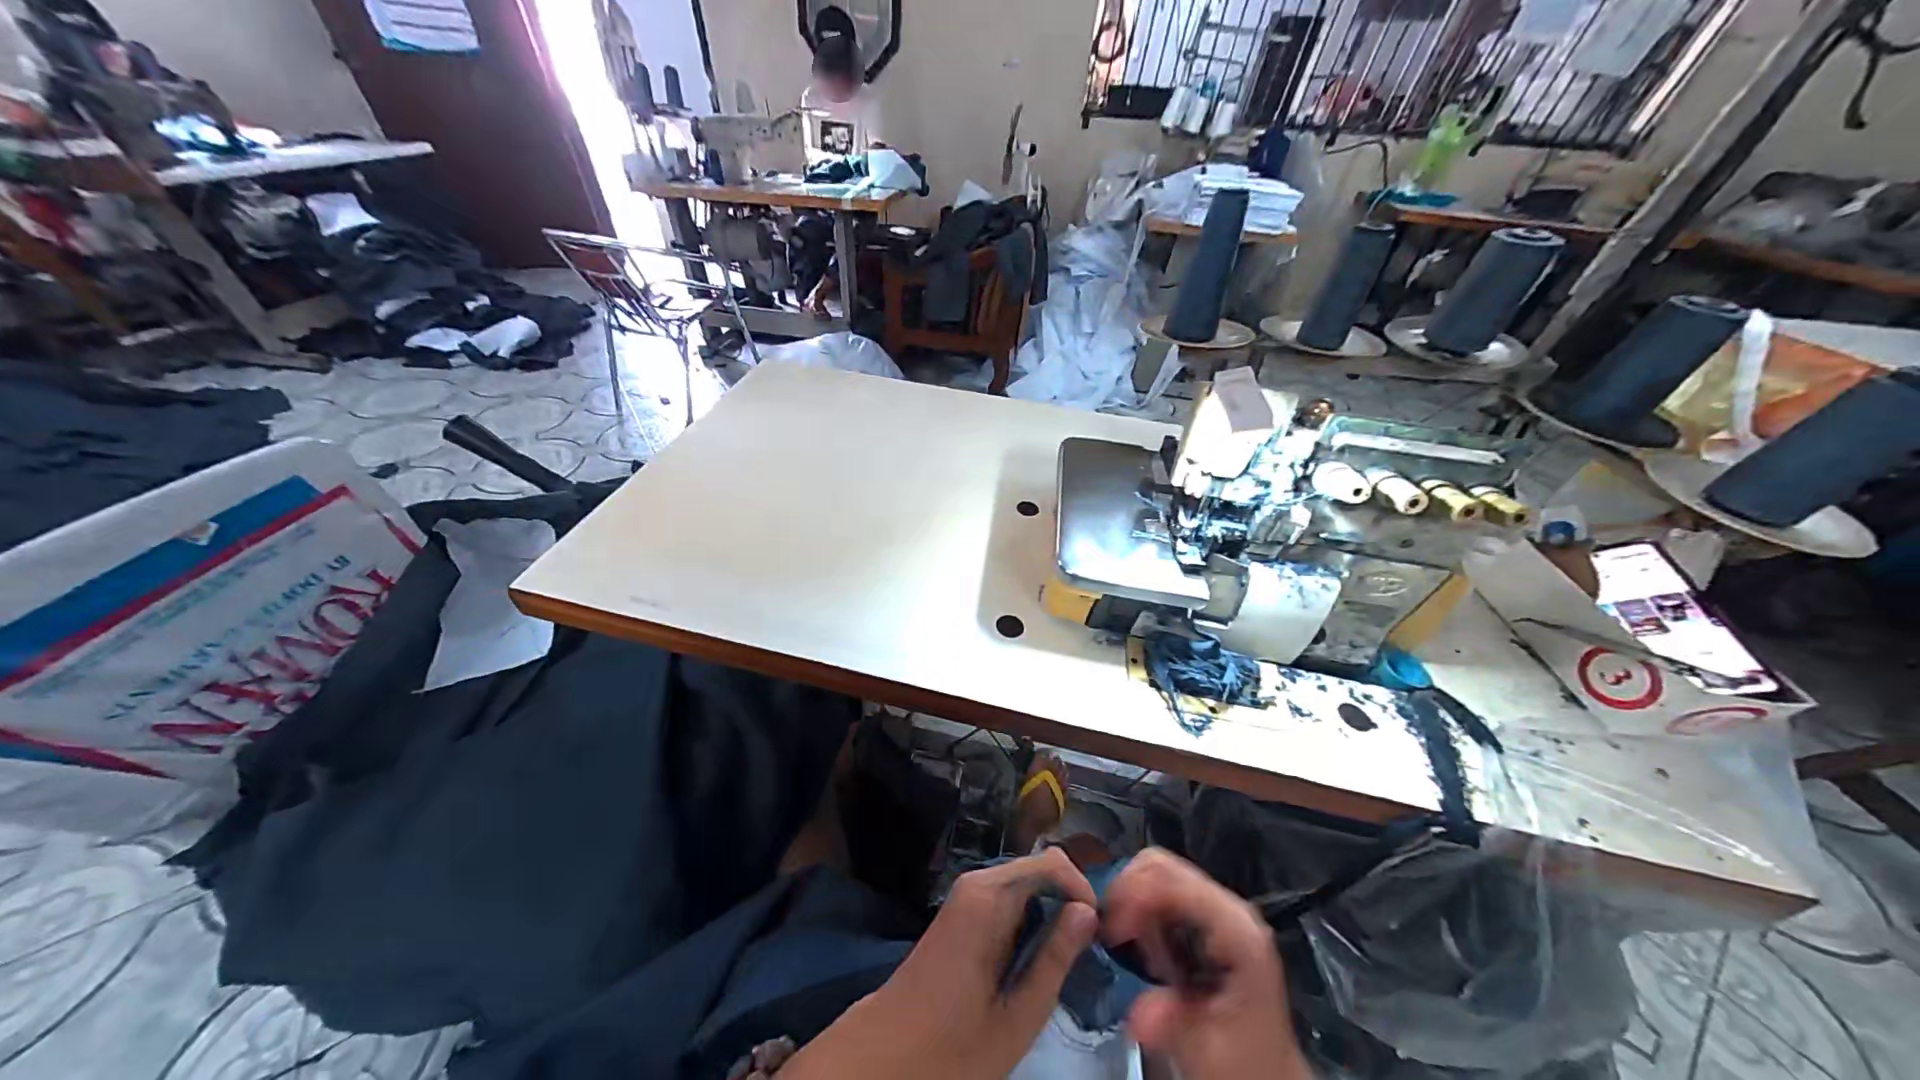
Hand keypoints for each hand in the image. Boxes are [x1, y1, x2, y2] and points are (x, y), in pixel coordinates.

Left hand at [784, 848, 1099, 1079]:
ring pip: (1025, 881)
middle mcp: (976, 882)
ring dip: (1050, 909)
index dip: (1082, 890)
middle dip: (1068, 899)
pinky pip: (1007, 896)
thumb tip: (1088, 912)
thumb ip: (1055, 957)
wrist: (885, 1054)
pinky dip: (1029, 916)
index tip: (1098, 935)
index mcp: (989, 898)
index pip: (1052, 862)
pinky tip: (1034, 957)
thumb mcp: (1018, 1014)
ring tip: (1065, 958)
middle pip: (1039, 868)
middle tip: (1086, 951)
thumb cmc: (953, 1046)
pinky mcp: (960, 909)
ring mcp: (964, 894)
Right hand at [1103, 849, 1310, 1079]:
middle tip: (1116, 940)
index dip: (1134, 897)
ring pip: (1157, 875)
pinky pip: (1162, 893)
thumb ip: (1172, 1025)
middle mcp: (1229, 910)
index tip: (1111, 934)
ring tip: (1137, 952)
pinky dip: (1143, 914)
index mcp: (1236, 931)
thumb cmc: (1243, 1064)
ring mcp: (1219, 911)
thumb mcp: (1207, 1053)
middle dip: (1128, 897)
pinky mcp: (1206, 919)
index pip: (1173, 881)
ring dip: (1134, 907)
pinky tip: (1150, 953)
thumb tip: (1139, 1015)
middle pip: (1161, 867)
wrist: (1267, 1073)